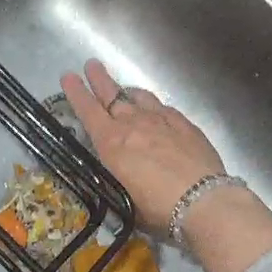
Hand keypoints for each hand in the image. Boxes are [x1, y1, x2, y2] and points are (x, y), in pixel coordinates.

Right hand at [61, 59, 271, 271]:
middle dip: (99, 79)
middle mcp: (133, 124)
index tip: (68, 76)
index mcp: (112, 143)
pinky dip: (152, 104)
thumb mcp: (124, 197)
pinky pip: (162, 107)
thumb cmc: (157, 207)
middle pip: (111, 94)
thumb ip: (116, 177)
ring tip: (122, 88)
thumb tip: (113, 169)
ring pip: (139, 97)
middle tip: (91, 64)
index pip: (88, 110)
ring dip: (126, 90)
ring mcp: (161, 120)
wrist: (203, 201)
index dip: (76, 92)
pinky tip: (155, 109)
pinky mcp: (184, 124)